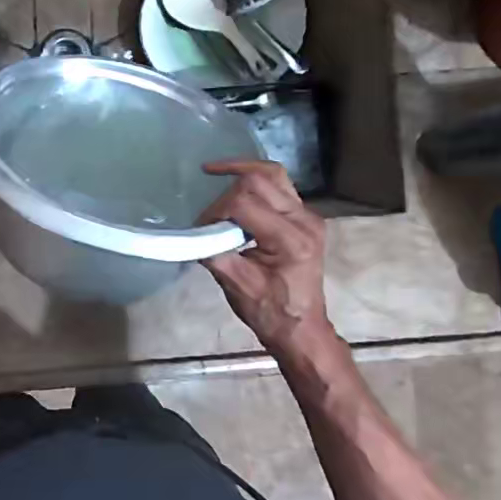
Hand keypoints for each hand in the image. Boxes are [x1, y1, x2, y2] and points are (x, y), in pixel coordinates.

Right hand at [198, 160, 334, 353]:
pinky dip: (253, 180)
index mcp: (291, 240)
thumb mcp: (236, 285)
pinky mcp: (303, 216)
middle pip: (260, 180)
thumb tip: (192, 232)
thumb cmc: (270, 312)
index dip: (215, 211)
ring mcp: (308, 216)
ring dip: (241, 171)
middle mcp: (305, 220)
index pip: (244, 203)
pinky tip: (233, 185)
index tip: (201, 230)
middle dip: (226, 191)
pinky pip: (278, 184)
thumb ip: (214, 253)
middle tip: (208, 214)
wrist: (302, 329)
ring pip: (273, 174)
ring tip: (213, 172)